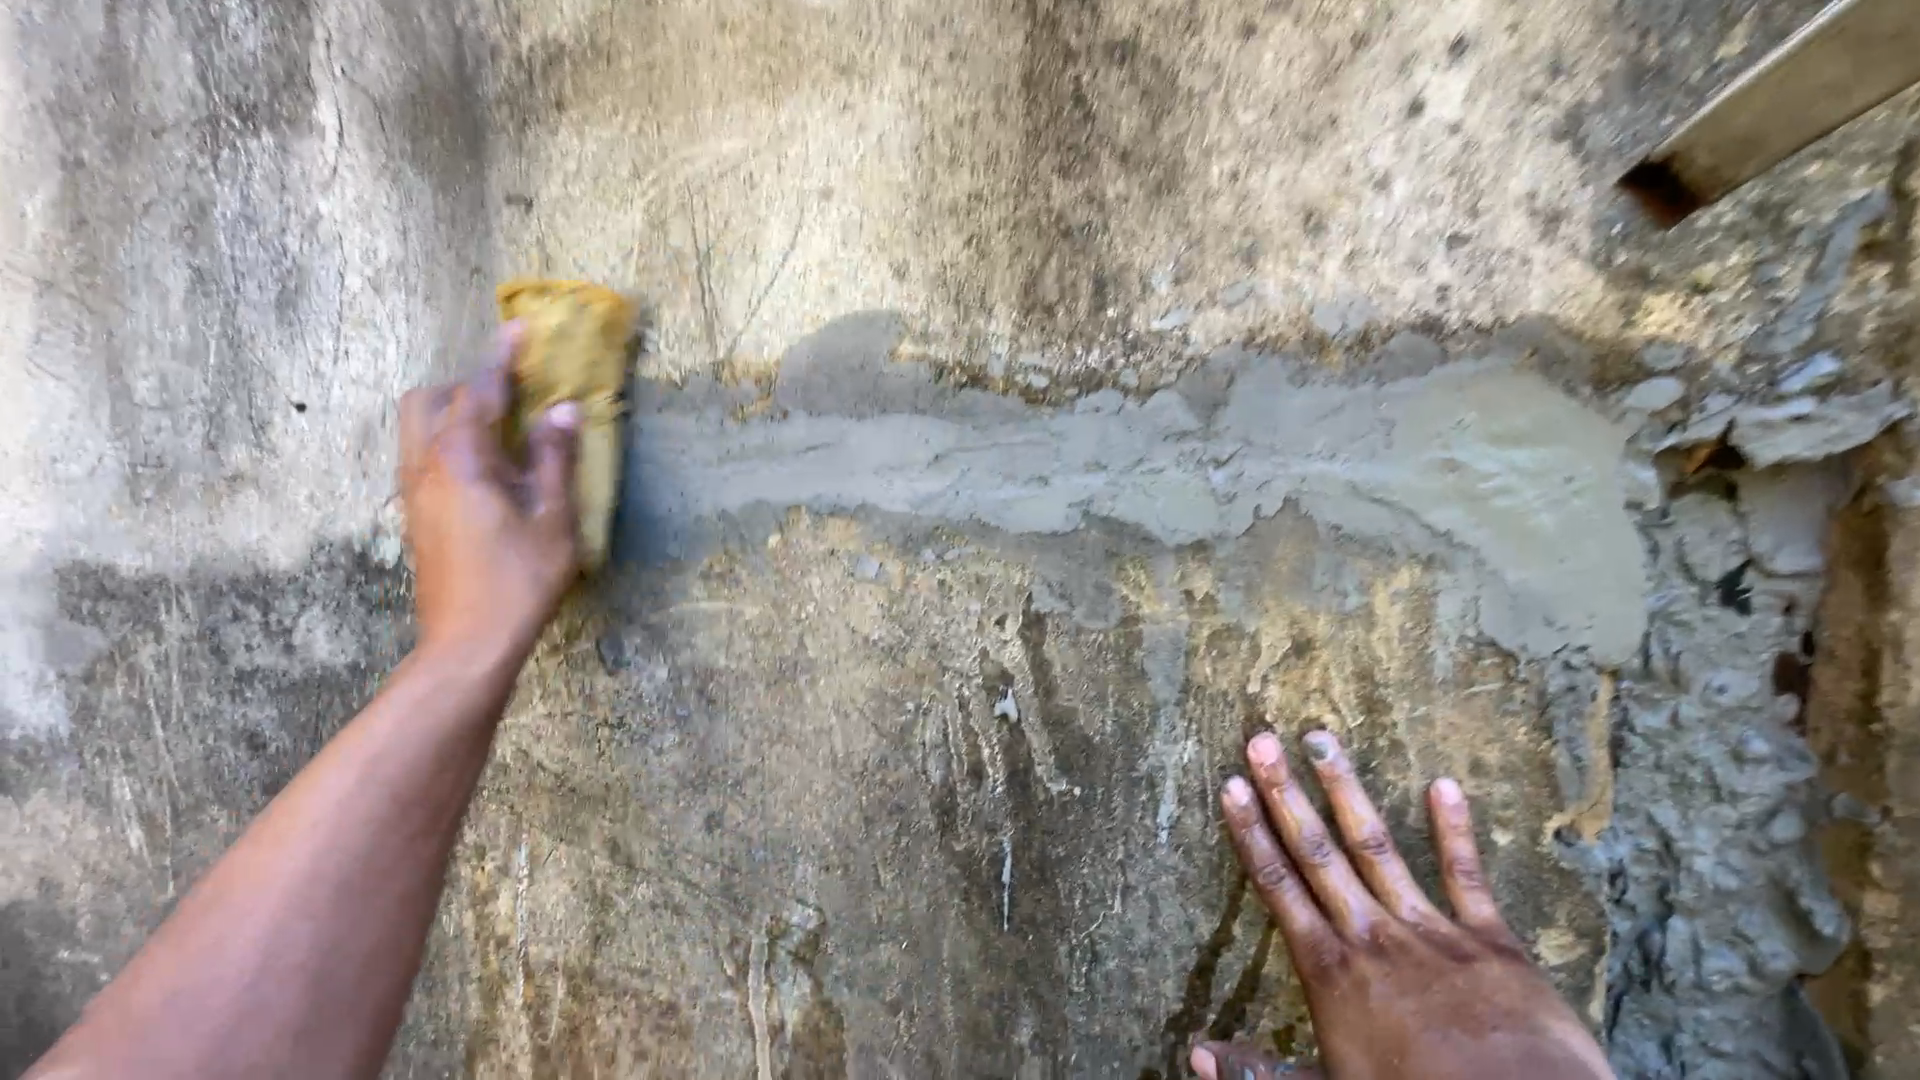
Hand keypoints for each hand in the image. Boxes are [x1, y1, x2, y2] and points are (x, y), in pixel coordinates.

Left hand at [399, 324, 581, 664]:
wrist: (468, 642)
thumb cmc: (519, 580)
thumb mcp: (553, 518)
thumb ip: (555, 459)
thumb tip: (562, 410)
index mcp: (460, 460)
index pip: (479, 391)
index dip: (501, 357)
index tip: (518, 328)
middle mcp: (424, 466)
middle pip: (430, 400)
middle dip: (468, 385)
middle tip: (514, 396)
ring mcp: (412, 493)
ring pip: (419, 428)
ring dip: (456, 414)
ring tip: (504, 433)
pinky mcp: (414, 516)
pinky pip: (424, 456)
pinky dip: (451, 442)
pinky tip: (489, 473)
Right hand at [1193, 731, 1614, 1079]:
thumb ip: (1258, 1073)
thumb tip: (1194, 1054)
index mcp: (1330, 970)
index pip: (1277, 886)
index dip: (1251, 833)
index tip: (1232, 786)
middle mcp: (1371, 937)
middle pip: (1317, 852)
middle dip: (1285, 793)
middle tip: (1261, 741)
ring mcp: (1431, 933)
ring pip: (1376, 848)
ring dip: (1346, 792)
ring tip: (1323, 740)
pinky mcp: (1493, 944)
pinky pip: (1467, 878)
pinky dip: (1455, 832)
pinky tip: (1444, 785)